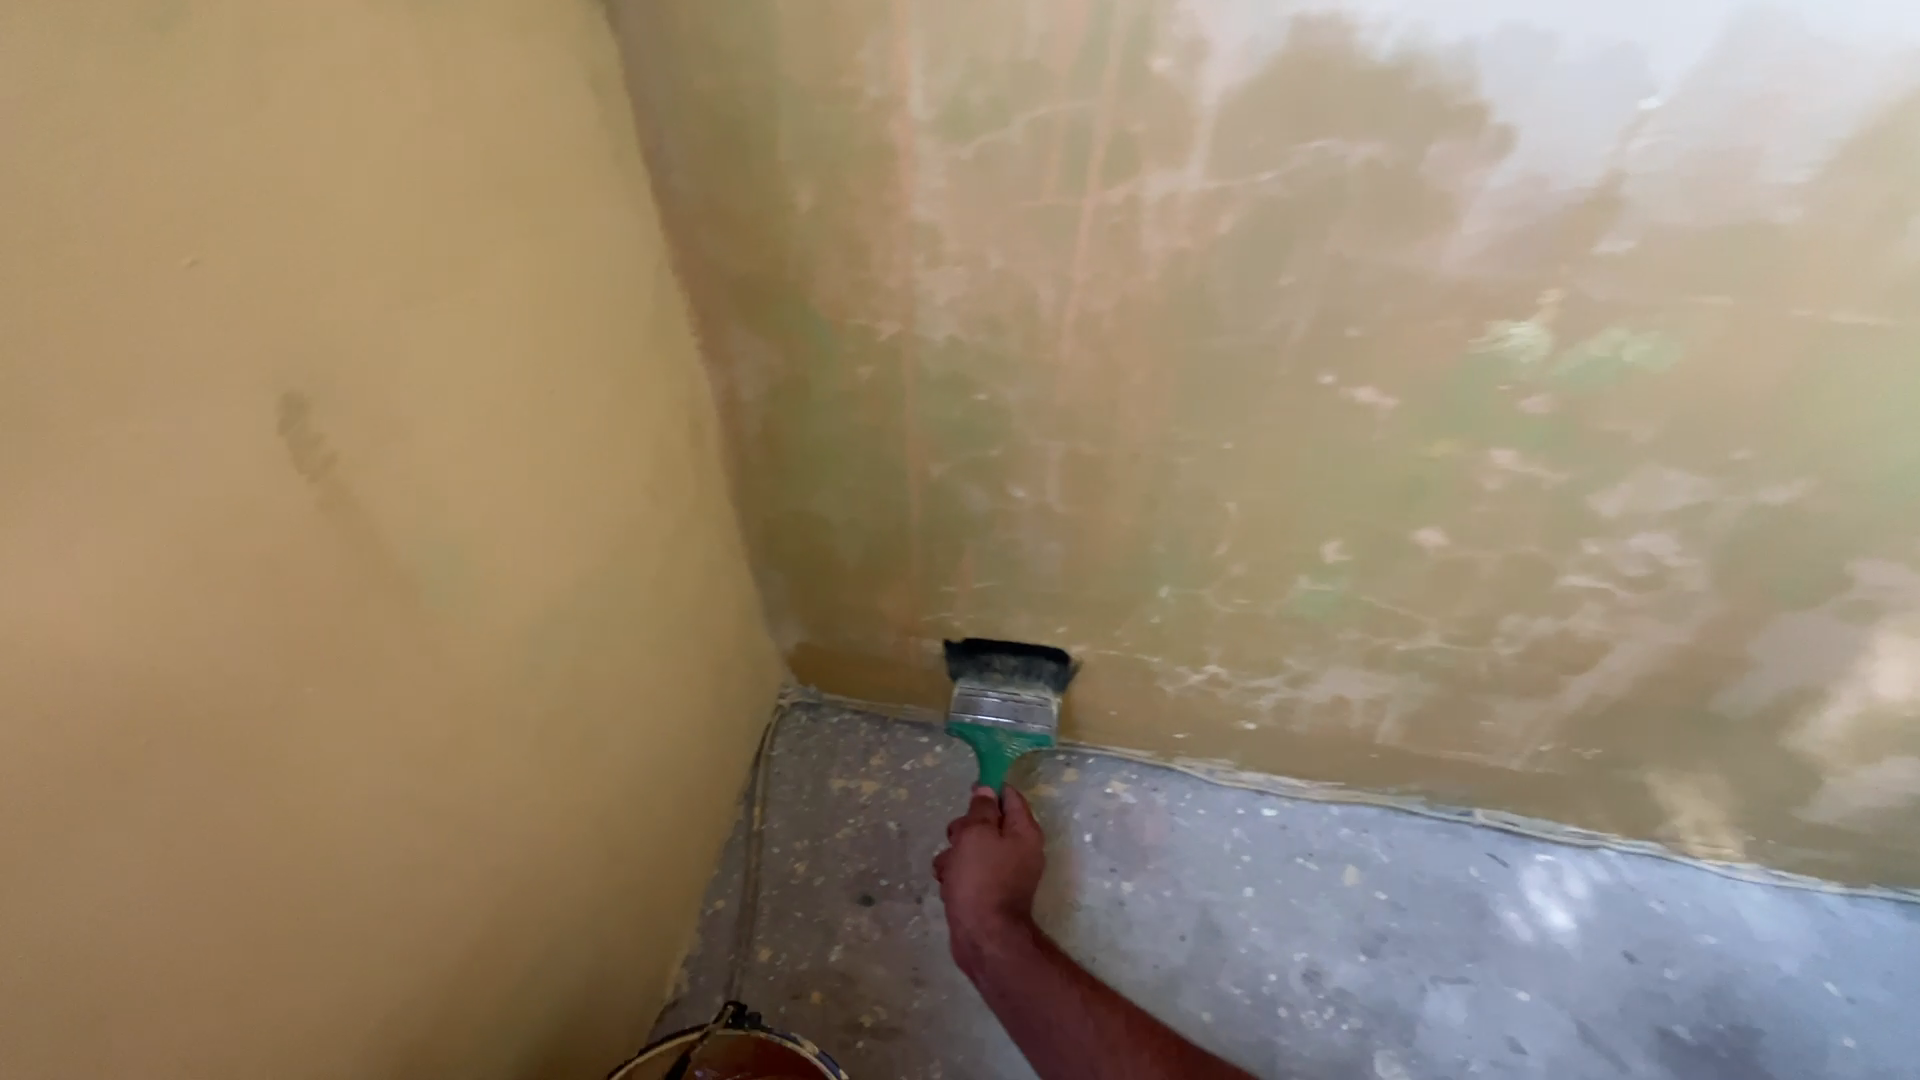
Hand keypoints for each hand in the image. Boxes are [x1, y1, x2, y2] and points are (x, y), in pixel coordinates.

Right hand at [933, 785, 1045, 974]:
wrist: (982, 938)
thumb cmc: (981, 879)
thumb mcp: (977, 834)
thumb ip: (981, 809)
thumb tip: (987, 790)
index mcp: (1024, 831)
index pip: (1009, 796)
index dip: (988, 791)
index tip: (968, 792)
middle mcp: (1020, 849)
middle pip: (988, 822)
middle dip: (965, 828)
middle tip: (956, 839)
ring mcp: (1005, 873)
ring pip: (973, 848)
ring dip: (955, 855)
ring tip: (949, 870)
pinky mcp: (990, 892)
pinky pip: (970, 872)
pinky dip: (957, 875)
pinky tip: (948, 885)